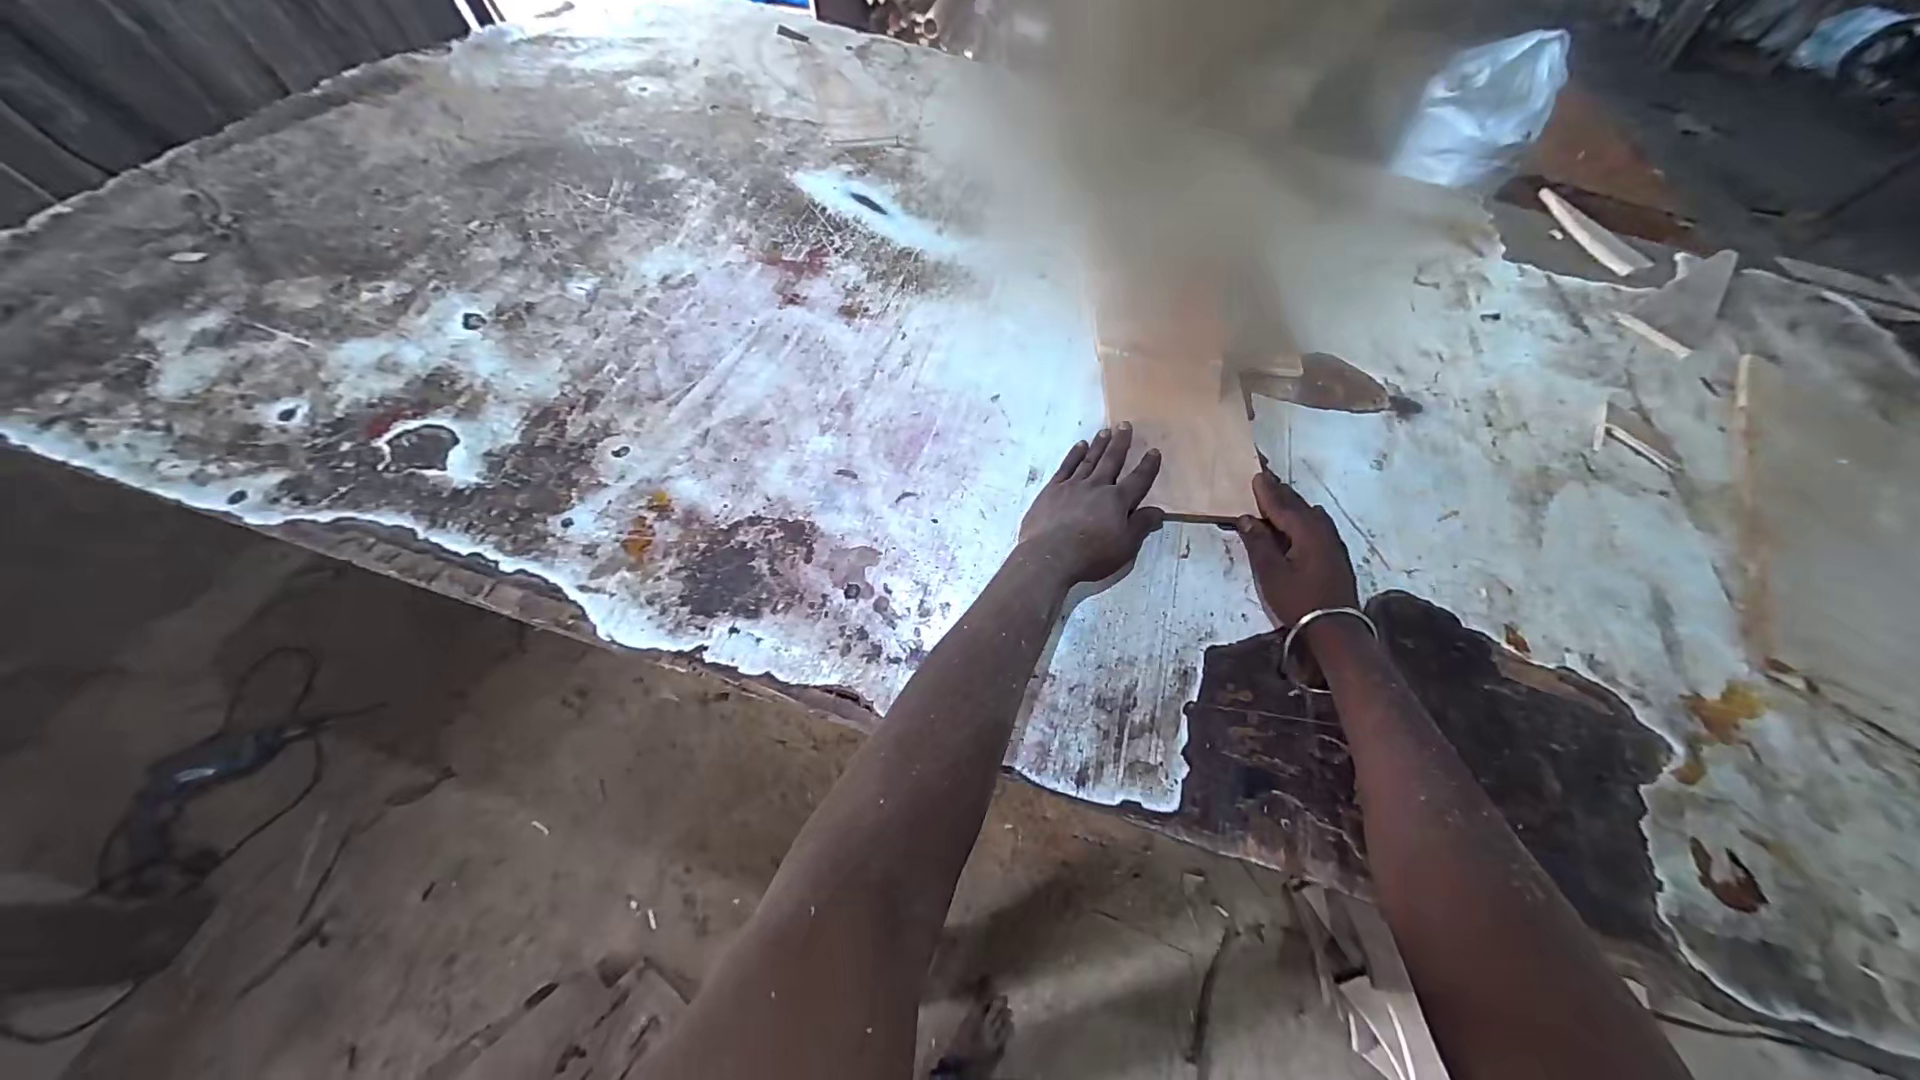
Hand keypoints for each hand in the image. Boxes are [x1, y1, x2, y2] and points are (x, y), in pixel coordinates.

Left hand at [1016, 424, 1163, 584]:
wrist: (1049, 556)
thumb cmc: (1090, 556)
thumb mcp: (1124, 546)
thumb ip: (1141, 526)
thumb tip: (1159, 511)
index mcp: (1117, 501)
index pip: (1138, 479)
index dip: (1148, 466)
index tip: (1153, 451)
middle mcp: (1096, 487)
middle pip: (1111, 461)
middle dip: (1120, 443)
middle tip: (1125, 425)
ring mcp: (1072, 486)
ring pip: (1089, 460)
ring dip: (1098, 445)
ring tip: (1105, 431)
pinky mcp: (1051, 490)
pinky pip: (1066, 467)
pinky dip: (1074, 455)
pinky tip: (1079, 446)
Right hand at [1236, 471, 1358, 627]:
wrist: (1334, 628)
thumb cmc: (1298, 600)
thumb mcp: (1271, 572)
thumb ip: (1258, 542)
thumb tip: (1248, 519)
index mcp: (1306, 531)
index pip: (1282, 505)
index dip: (1267, 491)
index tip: (1257, 474)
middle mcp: (1322, 531)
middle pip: (1298, 506)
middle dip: (1281, 492)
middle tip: (1267, 477)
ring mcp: (1332, 543)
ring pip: (1309, 515)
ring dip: (1292, 505)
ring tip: (1279, 496)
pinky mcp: (1334, 556)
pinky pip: (1315, 526)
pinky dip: (1301, 519)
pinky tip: (1301, 521)